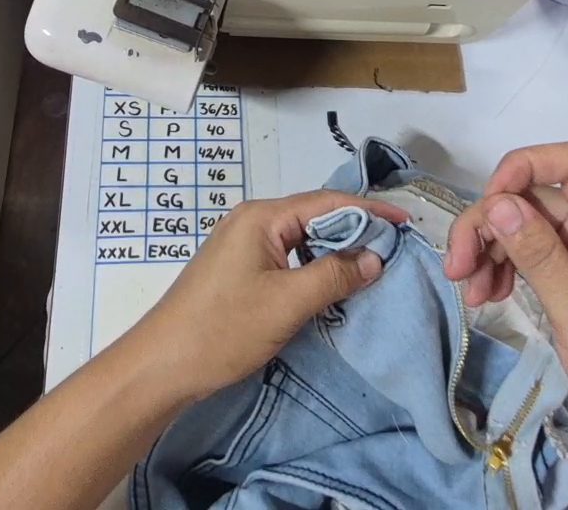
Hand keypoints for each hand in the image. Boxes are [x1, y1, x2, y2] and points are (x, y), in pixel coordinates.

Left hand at [122, 191, 408, 403]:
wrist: (161, 366)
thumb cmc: (223, 329)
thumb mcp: (287, 303)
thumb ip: (333, 276)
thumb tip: (374, 257)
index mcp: (261, 217)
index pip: (326, 202)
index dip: (369, 210)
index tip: (405, 222)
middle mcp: (251, 220)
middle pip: (313, 215)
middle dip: (354, 229)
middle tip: (393, 248)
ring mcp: (242, 244)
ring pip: (300, 237)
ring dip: (333, 250)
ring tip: (369, 266)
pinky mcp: (238, 267)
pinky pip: (286, 255)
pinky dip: (312, 266)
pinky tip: (329, 283)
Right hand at [443, 142, 567, 458]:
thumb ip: (540, 256)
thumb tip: (496, 202)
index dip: (524, 166)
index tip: (488, 204)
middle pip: (537, 195)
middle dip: (490, 222)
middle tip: (457, 266)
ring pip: (527, 222)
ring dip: (491, 247)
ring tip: (470, 290)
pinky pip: (533, 250)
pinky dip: (505, 266)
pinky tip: (488, 294)